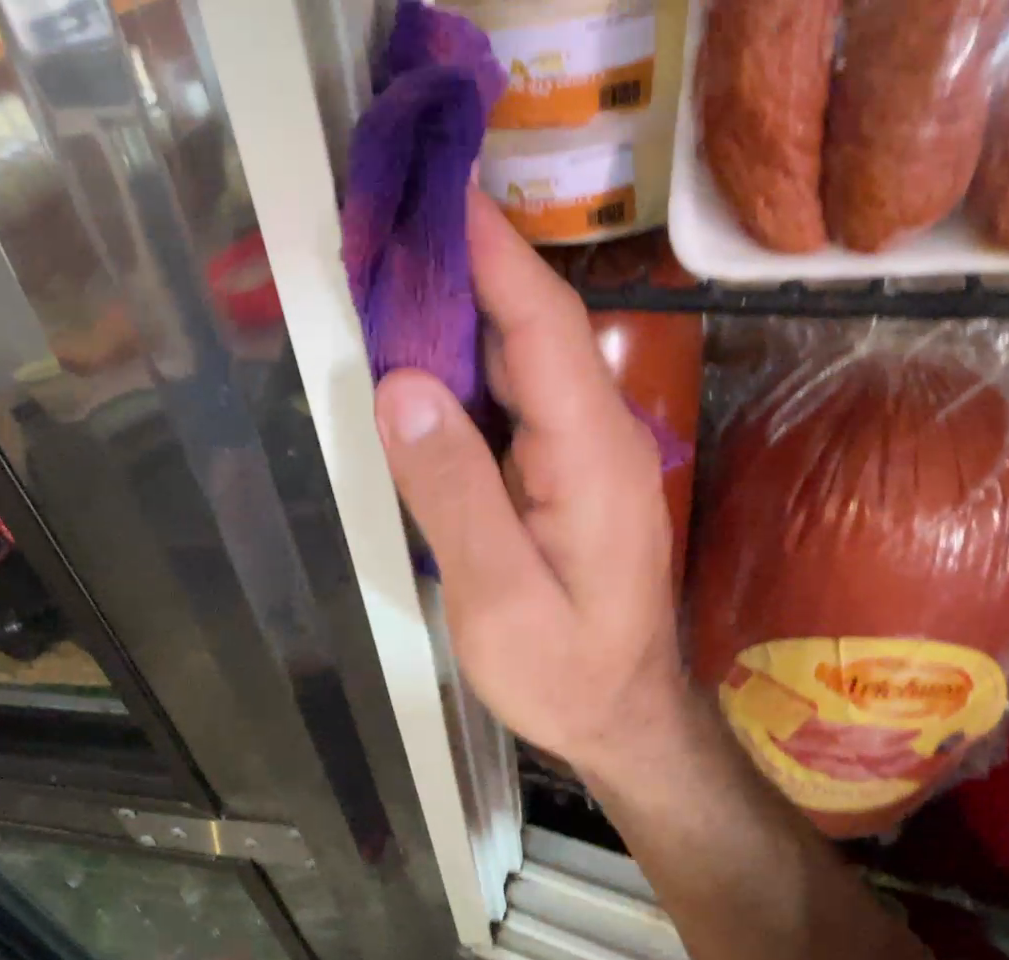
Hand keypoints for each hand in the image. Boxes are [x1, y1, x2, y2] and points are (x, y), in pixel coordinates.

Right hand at [373, 190, 687, 784]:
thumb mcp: (500, 596)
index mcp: (589, 451)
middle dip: (464, 267)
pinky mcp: (559, 471)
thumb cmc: (564, 670)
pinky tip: (414, 360)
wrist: (621, 718)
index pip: (541, 323)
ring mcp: (579, 450)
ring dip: (457, 311)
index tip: (436, 192)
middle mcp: (593, 432)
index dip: (492, 253)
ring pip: (516, 358)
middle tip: (387, 226)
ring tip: (386, 275)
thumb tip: (399, 387)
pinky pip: (507, 399)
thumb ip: (454, 492)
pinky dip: (459, 366)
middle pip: (529, 326)